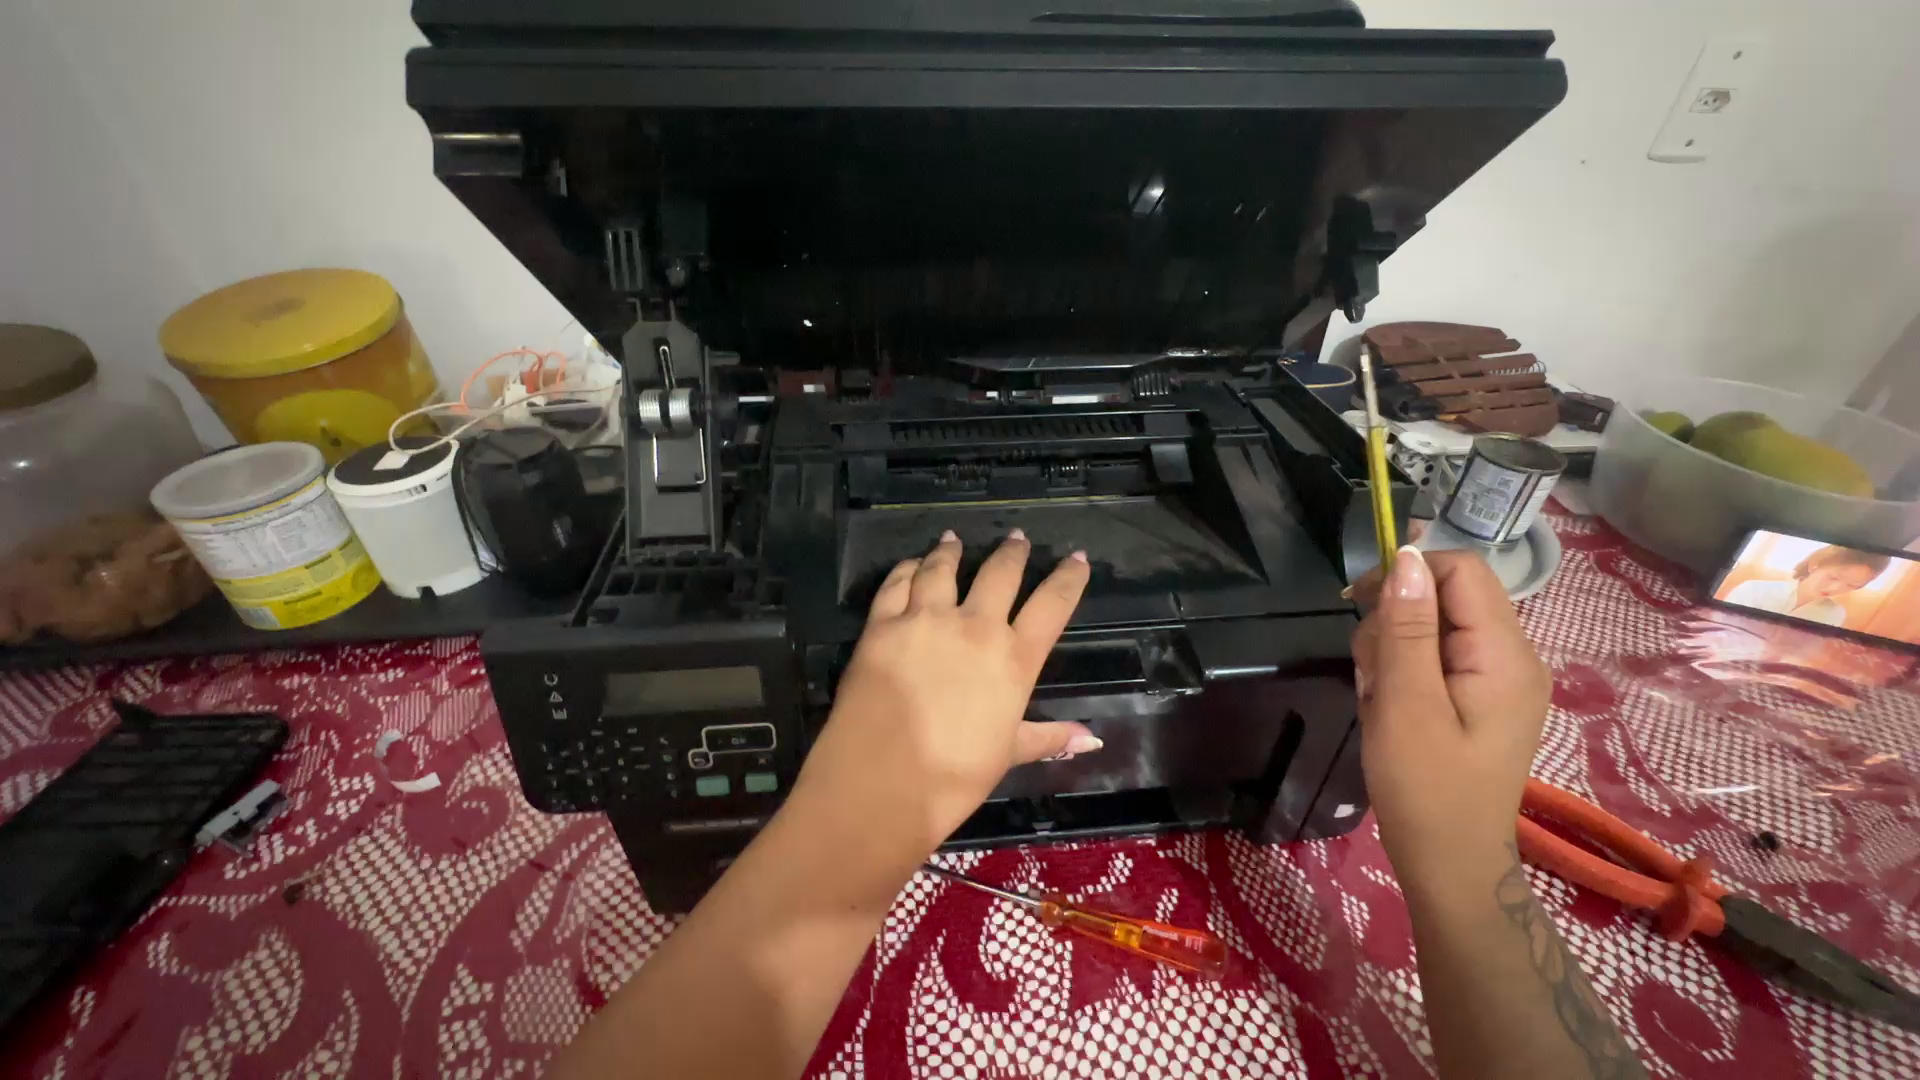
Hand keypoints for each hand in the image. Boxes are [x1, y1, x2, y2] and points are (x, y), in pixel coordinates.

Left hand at [792, 529, 1097, 851]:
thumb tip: (1093, 738)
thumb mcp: (1007, 754)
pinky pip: (896, 584)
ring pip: (942, 568)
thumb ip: (1048, 737)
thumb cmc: (954, 776)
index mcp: (1013, 658)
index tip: (1077, 558)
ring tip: (954, 538)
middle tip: (1017, 538)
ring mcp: (925, 620)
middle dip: (1012, 552)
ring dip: (951, 550)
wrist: (882, 781)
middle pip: (1000, 573)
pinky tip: (911, 566)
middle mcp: (974, 626)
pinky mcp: (881, 624)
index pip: (1052, 605)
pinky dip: (906, 569)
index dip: (1068, 578)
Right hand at [1350, 547, 1551, 890]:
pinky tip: (1389, 706)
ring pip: (1432, 626)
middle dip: (1394, 622)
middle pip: (1445, 596)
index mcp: (1505, 656)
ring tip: (1379, 699)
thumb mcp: (1405, 704)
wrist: (1449, 861)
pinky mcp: (1480, 696)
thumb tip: (1405, 558)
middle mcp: (1513, 658)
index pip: (1462, 571)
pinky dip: (1401, 672)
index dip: (1407, 572)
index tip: (1356, 603)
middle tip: (1372, 675)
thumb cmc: (1424, 786)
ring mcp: (1498, 679)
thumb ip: (1407, 628)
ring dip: (1391, 650)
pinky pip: (1434, 658)